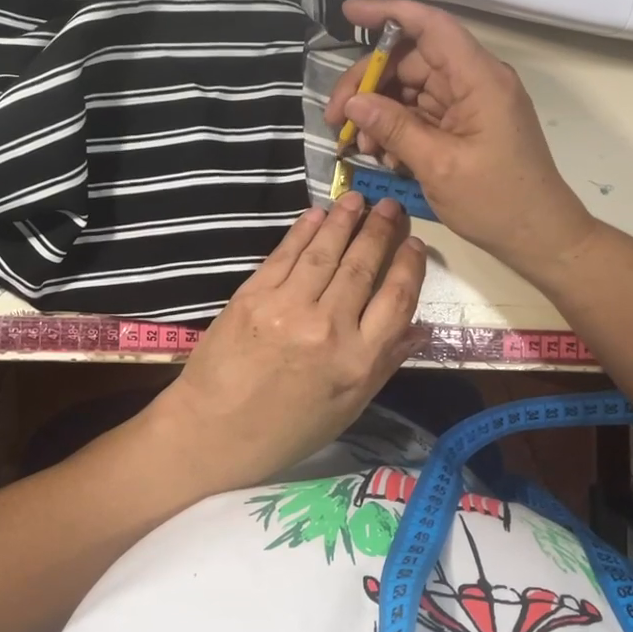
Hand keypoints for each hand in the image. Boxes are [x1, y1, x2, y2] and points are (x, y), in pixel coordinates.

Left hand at [150, 193, 427, 489]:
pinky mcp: (253, 295)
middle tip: (392, 205)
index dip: (409, 265)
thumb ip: (384, 364)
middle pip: (362, 266)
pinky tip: (318, 214)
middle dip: (380, 231)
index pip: (397, 299)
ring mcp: (287, 307)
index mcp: (358, 361)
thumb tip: (419, 328)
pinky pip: (286, 255)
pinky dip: (304, 231)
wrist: (212, 431)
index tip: (415, 242)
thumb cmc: (285, 431)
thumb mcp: (347, 409)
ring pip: (326, 253)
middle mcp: (328, 328)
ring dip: (344, 220)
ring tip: (359, 199)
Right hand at [325, 0, 596, 278]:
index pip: (430, 27)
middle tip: (335, 118)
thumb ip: (394, 128)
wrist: (538, 236)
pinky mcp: (462, 126)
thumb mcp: (439, 166)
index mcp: (478, 79)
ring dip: (377, 111)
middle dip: (368, 83)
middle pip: (410, 60)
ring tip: (356, 144)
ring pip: (408, 88)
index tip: (348, 13)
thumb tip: (354, 102)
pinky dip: (393, 128)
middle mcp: (474, 82)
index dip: (388, 13)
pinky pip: (418, 113)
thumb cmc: (496, 200)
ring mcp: (468, 104)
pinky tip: (378, 154)